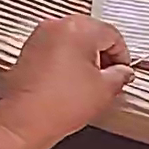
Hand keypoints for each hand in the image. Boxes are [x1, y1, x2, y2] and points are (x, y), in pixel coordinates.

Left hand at [0, 15, 133, 148]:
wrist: (24, 123)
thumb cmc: (58, 104)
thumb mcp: (104, 89)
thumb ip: (120, 75)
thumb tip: (122, 72)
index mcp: (79, 28)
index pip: (112, 35)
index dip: (122, 56)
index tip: (123, 72)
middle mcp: (58, 25)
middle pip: (92, 33)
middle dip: (104, 55)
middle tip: (109, 78)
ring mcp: (41, 36)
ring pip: (74, 40)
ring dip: (85, 57)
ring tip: (89, 83)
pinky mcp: (29, 50)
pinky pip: (57, 48)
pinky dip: (67, 60)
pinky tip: (71, 82)